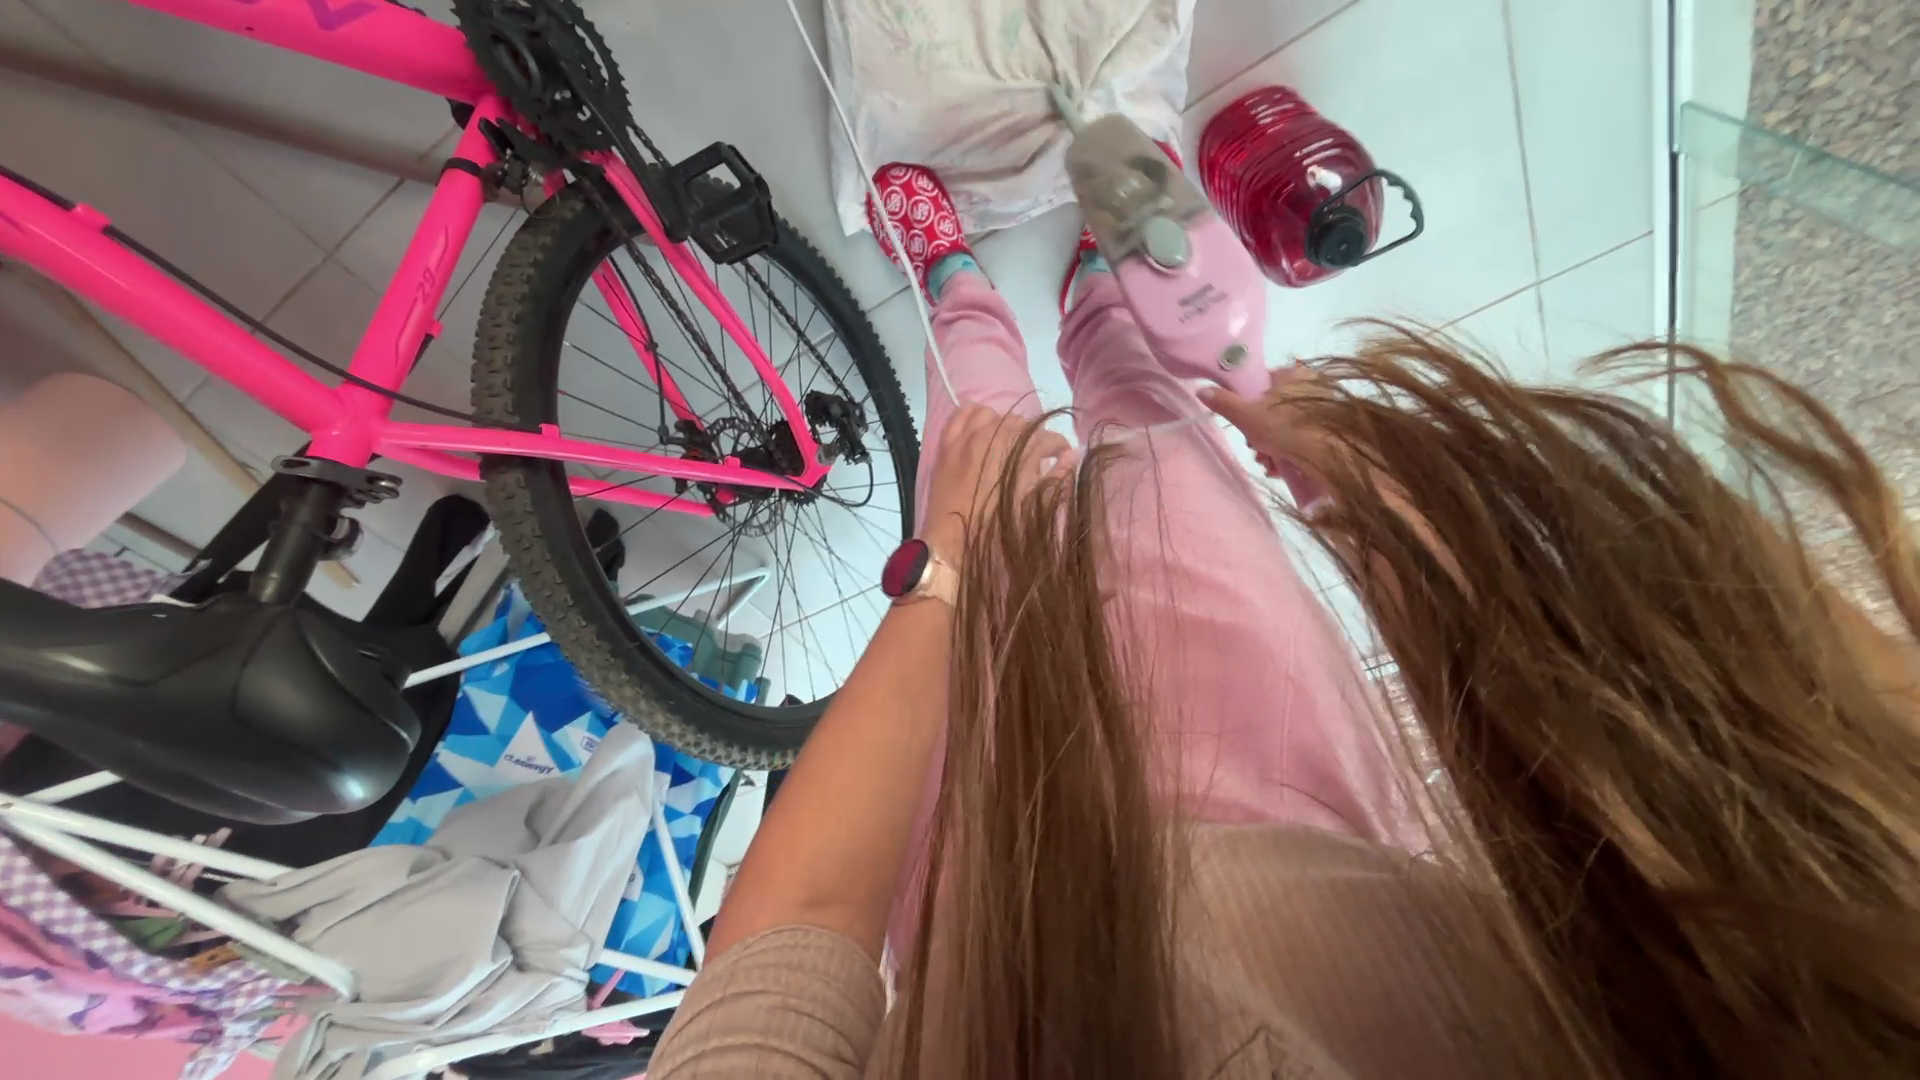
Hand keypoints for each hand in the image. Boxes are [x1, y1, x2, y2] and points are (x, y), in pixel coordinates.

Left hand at [921, 404, 1074, 554]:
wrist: (951, 542)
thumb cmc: (996, 529)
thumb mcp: (1032, 505)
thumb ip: (1057, 477)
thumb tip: (1074, 455)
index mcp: (1018, 452)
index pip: (1048, 438)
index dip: (1059, 448)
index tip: (1061, 458)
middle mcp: (994, 436)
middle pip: (1022, 424)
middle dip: (1033, 438)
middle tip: (1035, 457)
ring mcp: (967, 437)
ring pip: (994, 415)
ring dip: (1005, 426)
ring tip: (1007, 443)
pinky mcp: (947, 443)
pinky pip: (962, 414)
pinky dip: (975, 415)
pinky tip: (981, 426)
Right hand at [1199, 366, 1341, 506]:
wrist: (1328, 457)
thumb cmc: (1286, 429)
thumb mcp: (1247, 416)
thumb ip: (1224, 403)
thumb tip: (1201, 390)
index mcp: (1293, 374)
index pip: (1261, 385)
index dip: (1247, 405)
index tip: (1244, 425)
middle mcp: (1311, 386)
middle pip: (1271, 409)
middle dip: (1259, 434)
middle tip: (1256, 448)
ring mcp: (1323, 408)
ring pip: (1285, 427)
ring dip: (1271, 448)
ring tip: (1269, 463)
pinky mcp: (1330, 430)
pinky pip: (1301, 438)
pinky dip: (1289, 452)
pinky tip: (1283, 466)